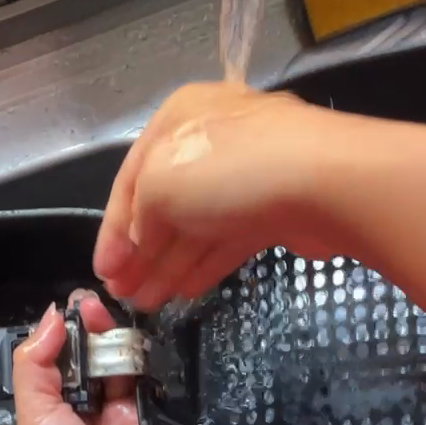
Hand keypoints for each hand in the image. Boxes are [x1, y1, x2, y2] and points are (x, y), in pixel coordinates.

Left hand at [13, 290, 153, 424]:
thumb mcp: (31, 407)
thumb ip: (34, 360)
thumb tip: (53, 314)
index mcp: (59, 397)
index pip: (68, 351)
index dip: (72, 327)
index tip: (77, 305)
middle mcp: (92, 398)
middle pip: (98, 349)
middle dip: (97, 325)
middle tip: (97, 308)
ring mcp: (123, 405)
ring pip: (125, 358)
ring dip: (120, 338)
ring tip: (115, 321)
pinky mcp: (151, 414)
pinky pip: (152, 378)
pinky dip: (147, 358)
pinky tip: (142, 340)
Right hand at [94, 82, 363, 309]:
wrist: (322, 184)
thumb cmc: (228, 173)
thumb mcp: (158, 187)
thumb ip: (138, 218)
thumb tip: (140, 244)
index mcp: (177, 119)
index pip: (130, 180)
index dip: (113, 233)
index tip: (104, 274)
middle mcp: (210, 142)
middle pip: (163, 207)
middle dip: (140, 255)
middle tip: (123, 297)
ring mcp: (244, 177)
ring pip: (195, 229)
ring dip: (167, 268)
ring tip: (148, 306)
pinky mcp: (272, 210)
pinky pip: (226, 242)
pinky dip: (202, 266)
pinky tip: (184, 292)